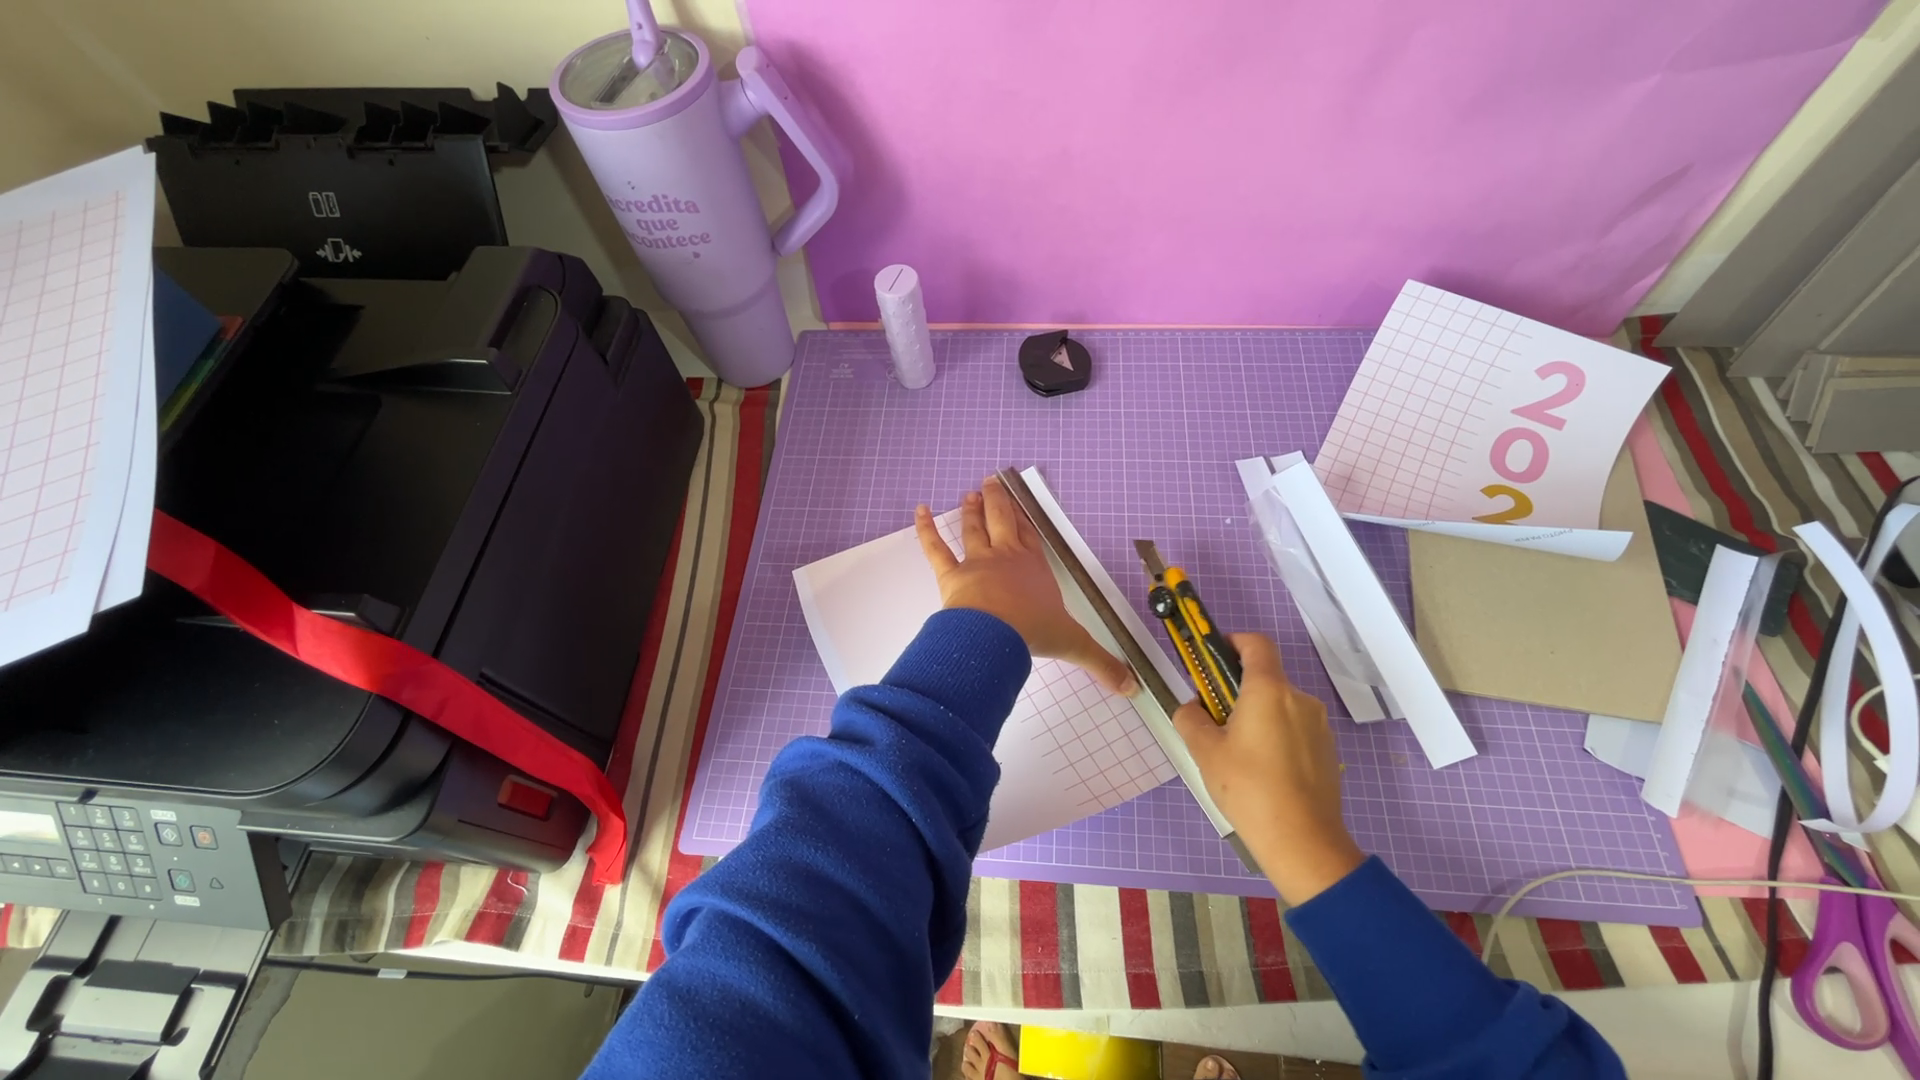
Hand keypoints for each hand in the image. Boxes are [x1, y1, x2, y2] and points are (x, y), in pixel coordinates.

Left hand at [914, 477, 1137, 695]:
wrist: (996, 635)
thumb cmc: (1034, 632)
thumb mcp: (1075, 646)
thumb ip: (1102, 664)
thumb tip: (1132, 689)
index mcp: (1035, 568)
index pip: (1031, 538)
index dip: (1025, 519)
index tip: (1021, 504)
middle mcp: (1006, 557)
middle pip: (1002, 522)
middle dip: (998, 501)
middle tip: (990, 481)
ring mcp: (977, 562)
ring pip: (973, 529)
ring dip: (972, 510)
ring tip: (969, 494)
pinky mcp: (951, 575)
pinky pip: (935, 547)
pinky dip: (926, 528)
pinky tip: (919, 510)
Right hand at [1172, 633, 1363, 904]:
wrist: (1303, 841)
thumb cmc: (1248, 788)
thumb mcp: (1204, 751)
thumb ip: (1190, 719)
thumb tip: (1191, 708)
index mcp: (1269, 690)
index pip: (1256, 644)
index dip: (1233, 642)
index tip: (1213, 658)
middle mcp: (1299, 699)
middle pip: (1265, 678)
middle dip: (1237, 690)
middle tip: (1214, 719)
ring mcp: (1318, 726)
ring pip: (1280, 706)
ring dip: (1257, 715)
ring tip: (1236, 753)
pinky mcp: (1328, 751)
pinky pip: (1295, 730)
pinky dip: (1276, 736)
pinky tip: (1262, 771)